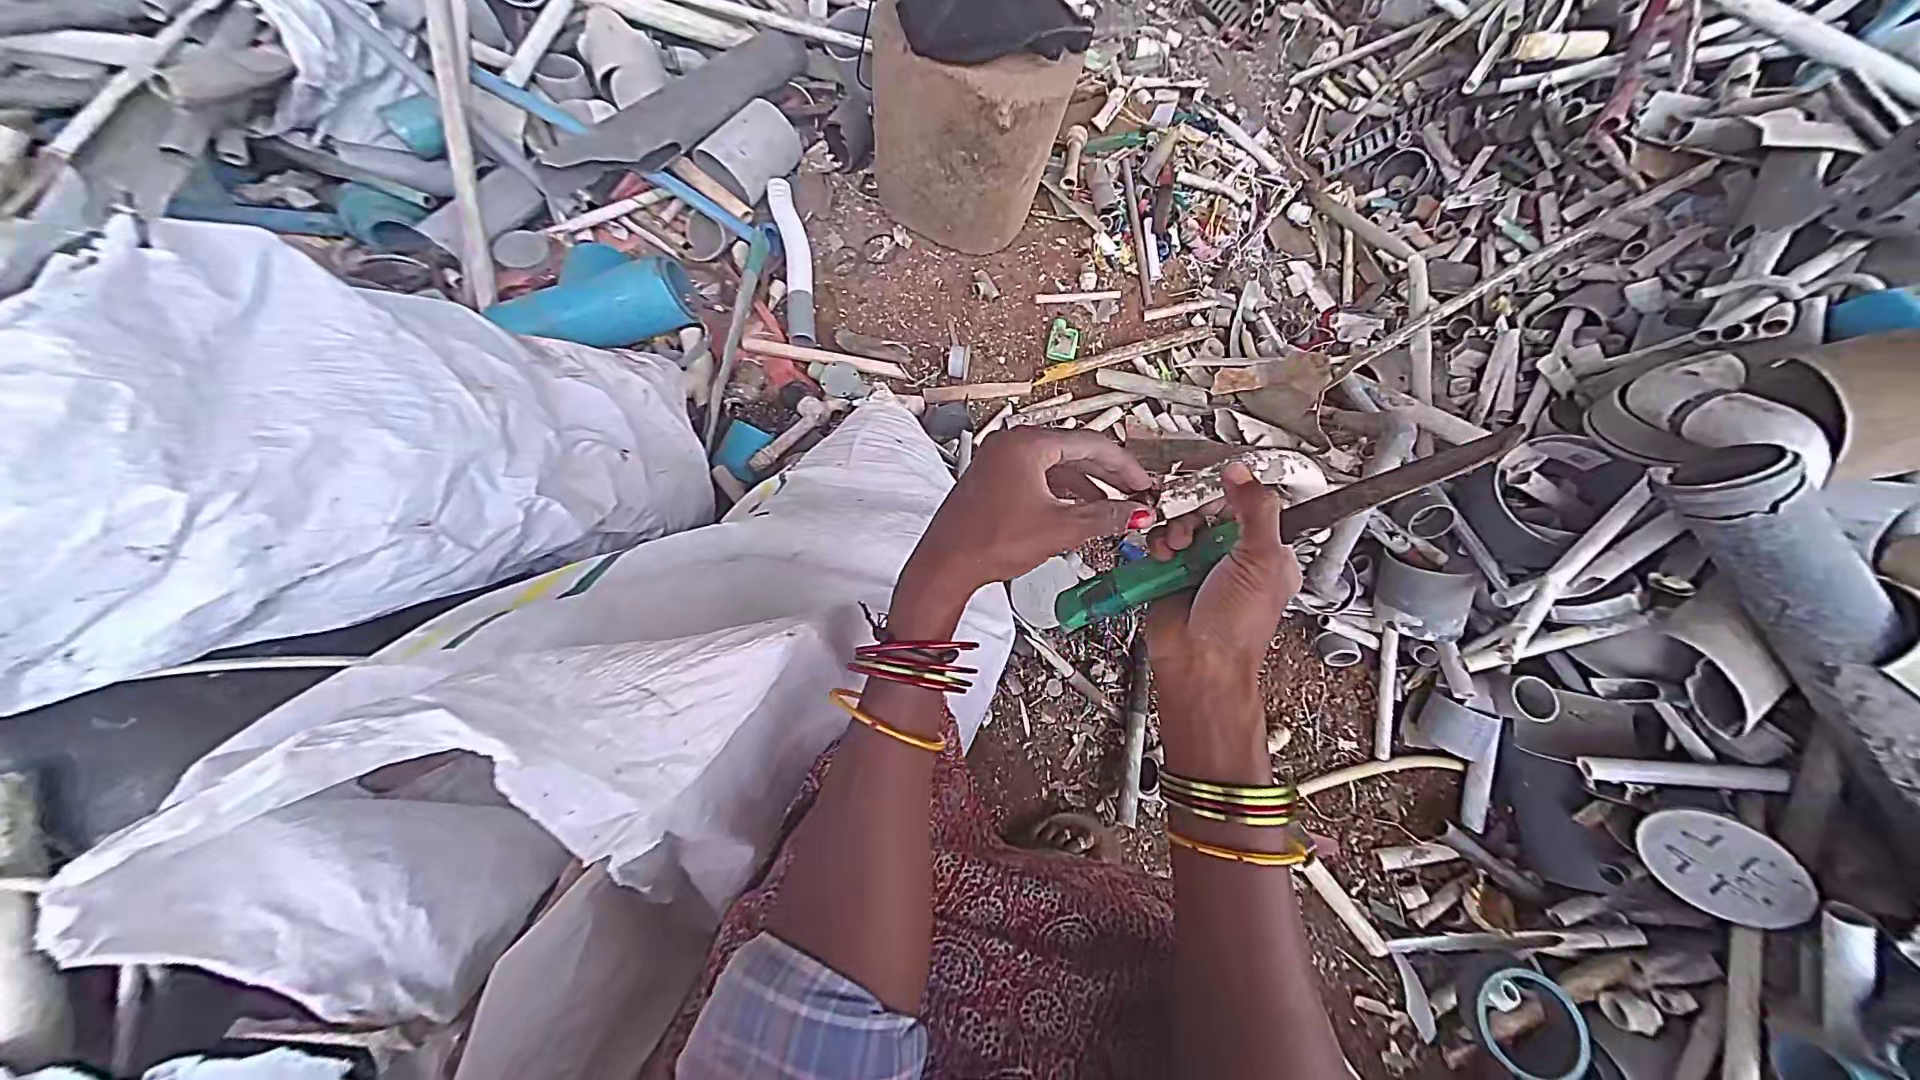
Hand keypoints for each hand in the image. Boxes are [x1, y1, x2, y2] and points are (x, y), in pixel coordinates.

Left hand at [897, 427, 1149, 616]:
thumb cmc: (987, 541)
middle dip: (1107, 475)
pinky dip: (1061, 493)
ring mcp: (999, 462)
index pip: (1091, 443)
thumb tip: (1135, 512)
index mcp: (1026, 444)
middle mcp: (1011, 445)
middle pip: (1073, 452)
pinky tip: (1077, 511)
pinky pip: (1037, 479)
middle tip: (1134, 492)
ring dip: (1085, 486)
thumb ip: (1104, 516)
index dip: (1124, 466)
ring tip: (1110, 507)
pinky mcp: (993, 481)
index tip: (1143, 483)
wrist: (946, 565)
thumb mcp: (1059, 528)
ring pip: (1055, 467)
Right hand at [1144, 463, 1300, 781]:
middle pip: (1210, 509)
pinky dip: (1158, 544)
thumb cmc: (1237, 628)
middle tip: (1197, 526)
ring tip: (1180, 547)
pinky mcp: (1170, 572)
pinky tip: (1164, 556)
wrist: (1197, 662)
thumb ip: (1255, 510)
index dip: (1232, 495)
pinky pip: (1159, 542)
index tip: (1218, 490)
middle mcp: (1233, 555)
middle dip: (1198, 513)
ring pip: (1182, 522)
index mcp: (1268, 552)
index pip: (1251, 505)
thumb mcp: (1260, 559)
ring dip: (1176, 529)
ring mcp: (1200, 563)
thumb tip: (1242, 472)